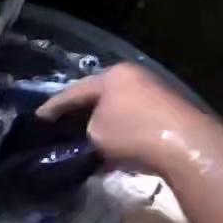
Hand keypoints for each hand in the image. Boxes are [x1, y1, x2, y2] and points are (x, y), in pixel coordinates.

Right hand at [36, 63, 222, 176]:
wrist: (185, 147)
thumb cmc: (131, 133)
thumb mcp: (93, 134)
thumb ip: (83, 131)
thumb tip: (85, 137)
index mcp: (112, 75)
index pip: (73, 92)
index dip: (52, 107)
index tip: (37, 119)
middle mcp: (134, 78)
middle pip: (97, 98)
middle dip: (79, 113)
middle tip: (59, 127)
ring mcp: (155, 93)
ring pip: (117, 110)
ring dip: (101, 125)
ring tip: (82, 139)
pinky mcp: (169, 113)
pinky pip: (133, 121)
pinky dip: (119, 132)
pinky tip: (109, 147)